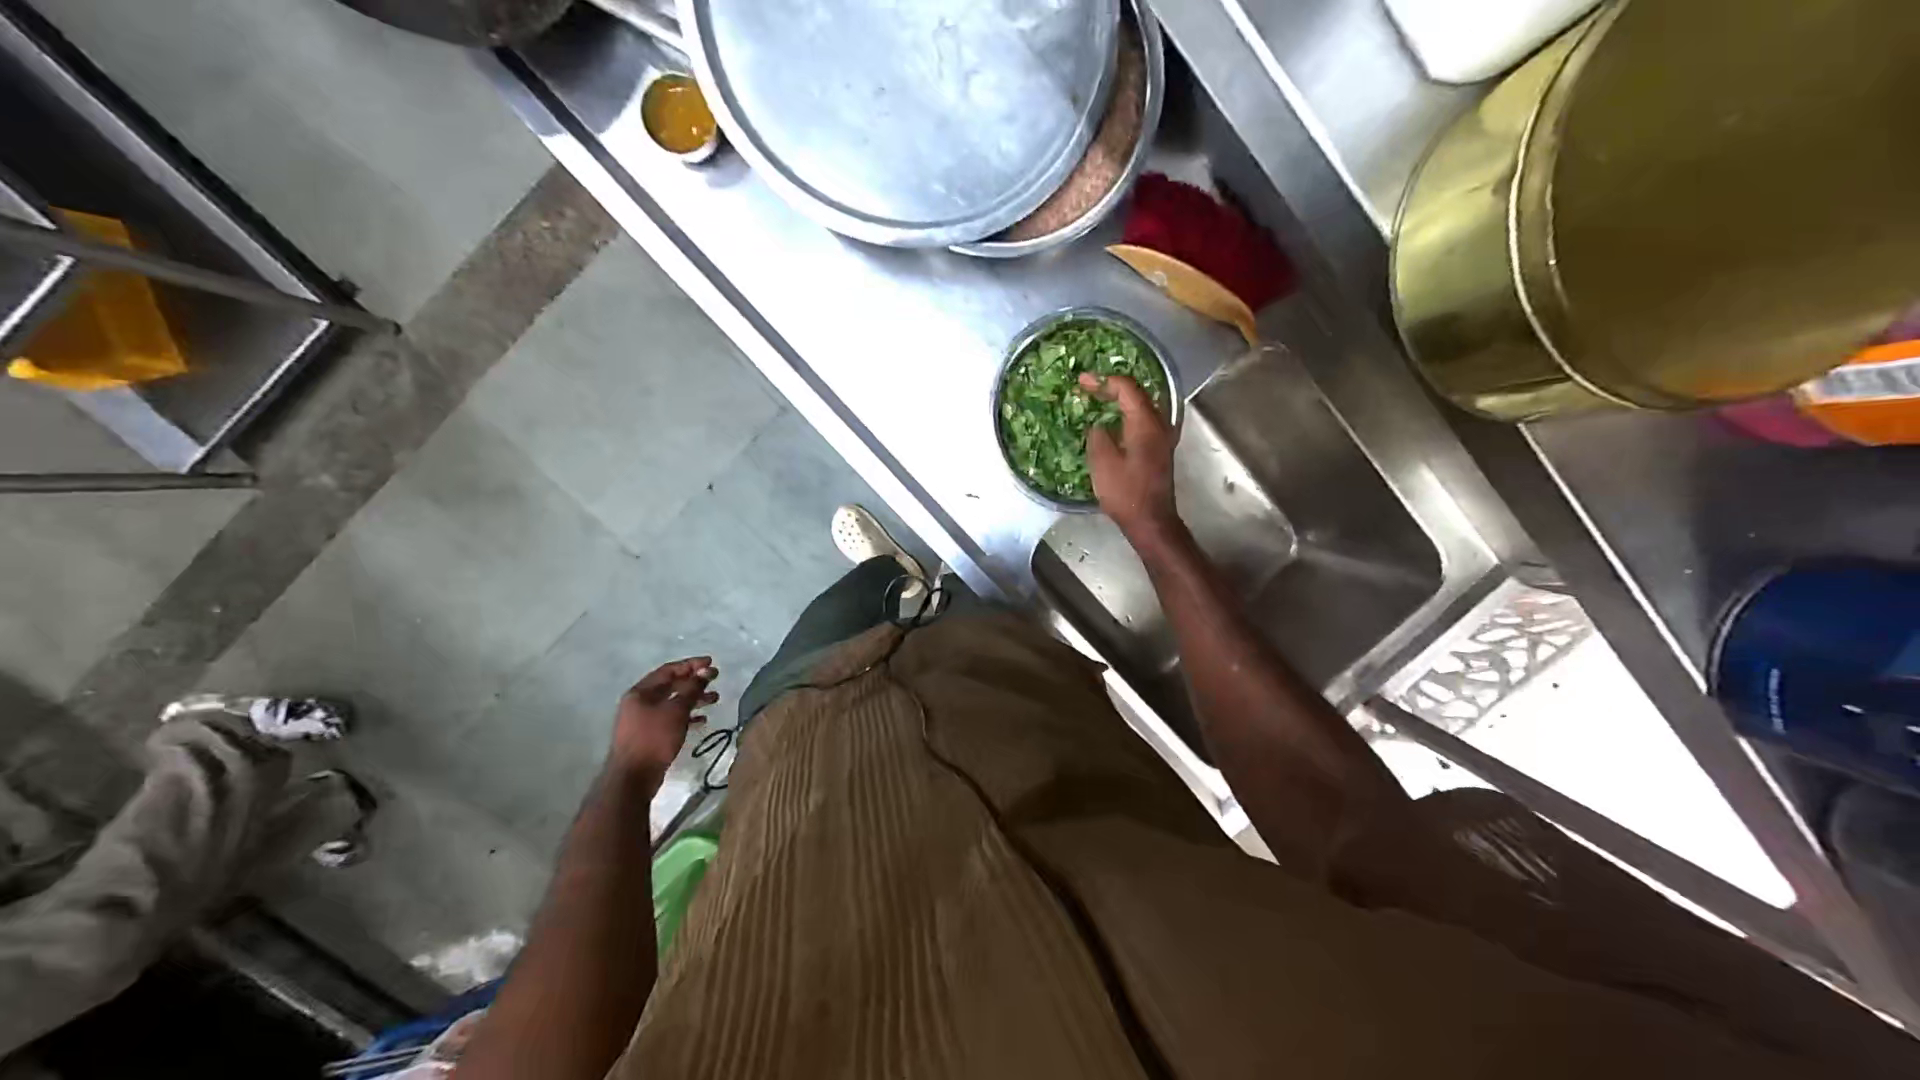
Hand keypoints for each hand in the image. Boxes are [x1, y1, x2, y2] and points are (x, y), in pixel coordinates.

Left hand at [610, 657, 717, 779]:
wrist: (632, 777)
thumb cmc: (653, 738)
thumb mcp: (676, 710)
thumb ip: (692, 689)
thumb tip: (706, 671)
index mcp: (640, 692)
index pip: (668, 670)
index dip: (691, 665)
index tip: (711, 663)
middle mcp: (639, 703)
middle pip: (671, 686)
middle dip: (694, 682)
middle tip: (715, 680)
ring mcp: (642, 720)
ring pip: (672, 703)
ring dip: (693, 699)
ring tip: (714, 699)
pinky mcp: (648, 735)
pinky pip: (670, 718)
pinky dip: (686, 716)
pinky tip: (701, 721)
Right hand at [1080, 373, 1178, 542]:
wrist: (1151, 521)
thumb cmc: (1126, 493)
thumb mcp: (1103, 462)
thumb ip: (1098, 436)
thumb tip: (1098, 425)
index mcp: (1146, 423)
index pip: (1127, 388)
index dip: (1103, 381)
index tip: (1081, 382)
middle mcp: (1159, 425)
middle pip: (1137, 394)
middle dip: (1111, 387)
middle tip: (1087, 388)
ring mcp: (1162, 438)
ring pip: (1141, 407)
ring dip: (1119, 401)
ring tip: (1096, 401)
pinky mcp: (1158, 450)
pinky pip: (1142, 421)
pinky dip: (1125, 415)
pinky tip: (1111, 422)